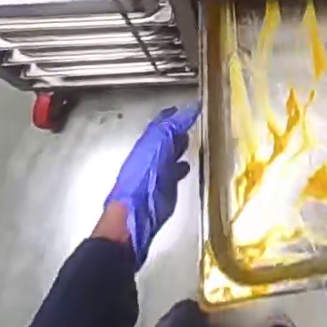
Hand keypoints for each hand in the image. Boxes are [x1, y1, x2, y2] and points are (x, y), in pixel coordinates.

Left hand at [98, 102, 198, 267]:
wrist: (133, 218)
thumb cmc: (142, 181)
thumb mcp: (158, 146)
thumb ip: (173, 127)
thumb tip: (190, 108)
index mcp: (147, 143)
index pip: (161, 123)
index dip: (173, 114)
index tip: (187, 107)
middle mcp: (150, 157)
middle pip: (165, 138)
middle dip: (177, 130)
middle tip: (191, 122)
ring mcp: (156, 174)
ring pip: (170, 155)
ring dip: (180, 148)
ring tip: (192, 142)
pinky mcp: (163, 190)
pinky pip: (174, 173)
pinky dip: (181, 167)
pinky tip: (187, 167)